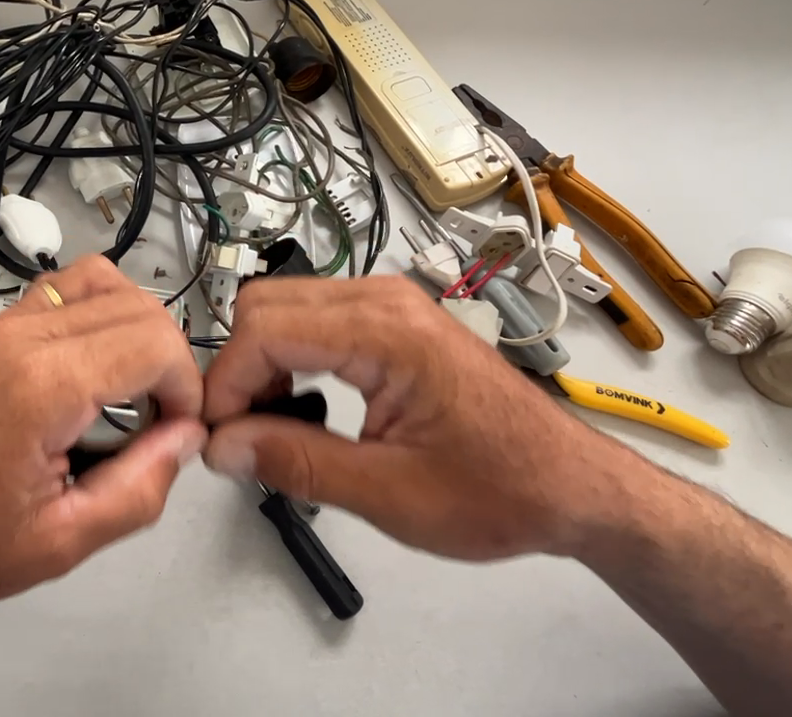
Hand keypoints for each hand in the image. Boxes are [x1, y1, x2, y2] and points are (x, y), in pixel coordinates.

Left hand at [0, 255, 206, 645]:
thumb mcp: (60, 542)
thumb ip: (140, 488)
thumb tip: (187, 437)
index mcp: (44, 385)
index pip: (156, 343)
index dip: (188, 387)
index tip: (177, 432)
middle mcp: (24, 336)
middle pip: (140, 307)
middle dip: (170, 361)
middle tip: (159, 422)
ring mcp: (5, 323)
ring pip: (106, 281)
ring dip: (137, 327)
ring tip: (133, 389)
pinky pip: (65, 286)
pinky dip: (100, 309)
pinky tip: (96, 365)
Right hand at [201, 275, 628, 560]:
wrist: (572, 484)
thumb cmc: (496, 493)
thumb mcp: (389, 494)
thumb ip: (295, 463)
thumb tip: (219, 447)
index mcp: (385, 331)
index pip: (265, 329)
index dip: (228, 383)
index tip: (219, 441)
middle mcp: (382, 297)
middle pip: (265, 303)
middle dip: (240, 367)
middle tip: (245, 434)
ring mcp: (388, 300)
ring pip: (283, 305)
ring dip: (261, 360)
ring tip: (272, 425)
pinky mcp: (392, 315)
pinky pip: (312, 315)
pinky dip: (288, 353)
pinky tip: (302, 402)